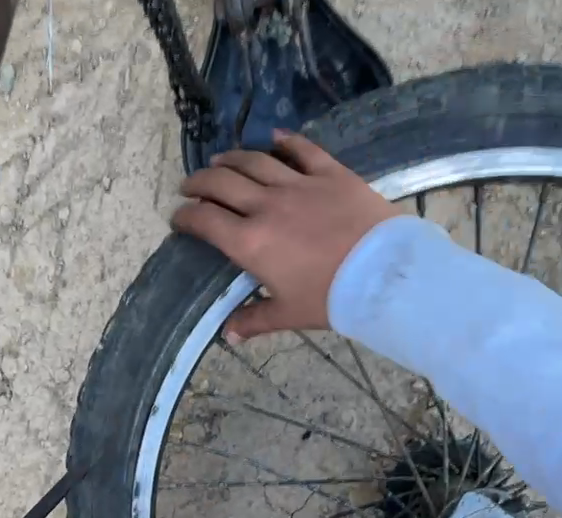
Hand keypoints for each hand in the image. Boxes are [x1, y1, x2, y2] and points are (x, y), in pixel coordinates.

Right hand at [171, 131, 401, 341]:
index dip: (186, 217)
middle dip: (199, 184)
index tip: (178, 219)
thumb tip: (230, 334)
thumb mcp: (289, 314)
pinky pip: (302, 150)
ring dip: (231, 159)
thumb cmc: (330, 299)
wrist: (383, 274)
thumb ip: (255, 320)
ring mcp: (298, 184)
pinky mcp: (329, 173)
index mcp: (250, 242)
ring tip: (218, 161)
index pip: (205, 221)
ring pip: (254, 161)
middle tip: (189, 187)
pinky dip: (284, 142)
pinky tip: (273, 138)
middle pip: (222, 183)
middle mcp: (266, 206)